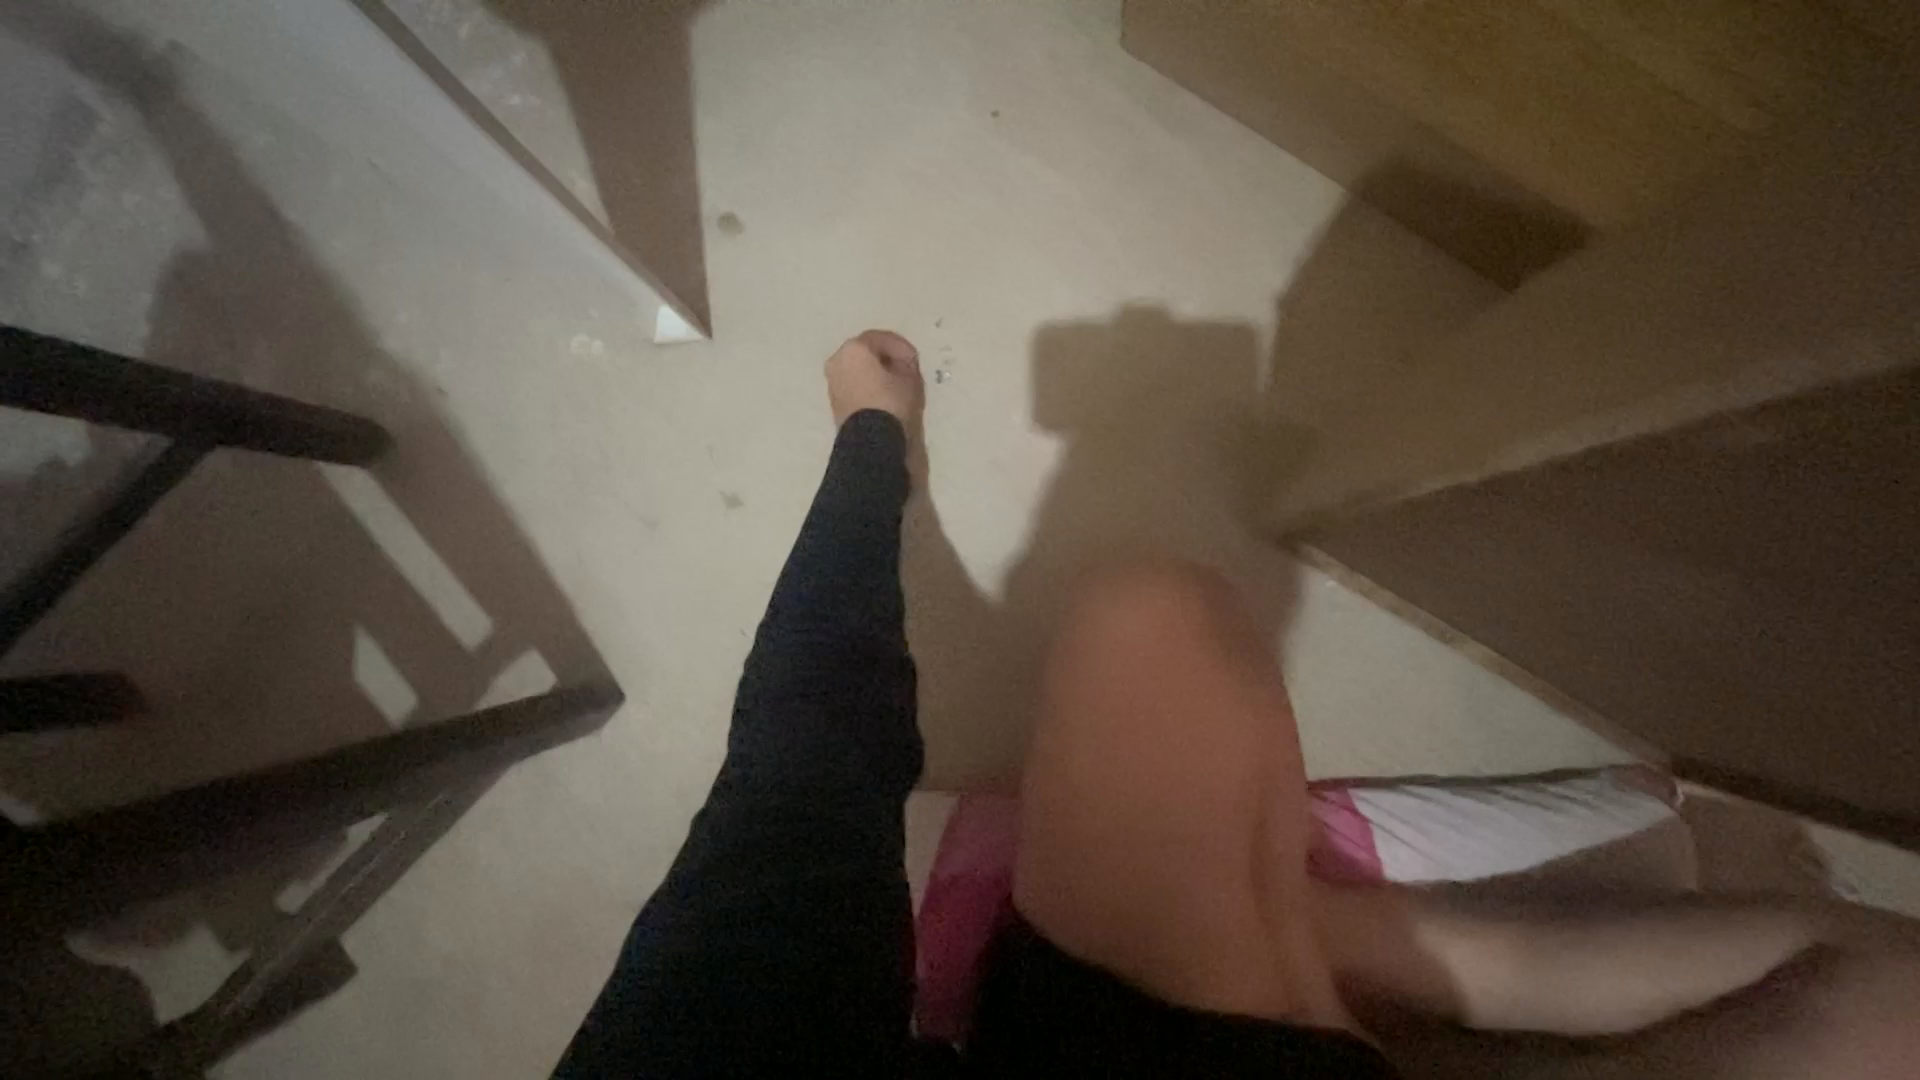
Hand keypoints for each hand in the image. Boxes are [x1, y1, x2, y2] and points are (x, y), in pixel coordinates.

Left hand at [826, 330, 923, 429]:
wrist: (870, 440)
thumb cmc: (890, 402)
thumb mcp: (909, 381)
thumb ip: (907, 366)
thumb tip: (902, 365)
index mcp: (854, 349)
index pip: (880, 338)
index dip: (901, 346)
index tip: (914, 359)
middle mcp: (838, 360)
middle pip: (865, 352)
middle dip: (885, 358)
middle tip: (904, 369)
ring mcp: (833, 382)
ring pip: (857, 369)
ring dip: (875, 373)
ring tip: (895, 384)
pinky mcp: (834, 401)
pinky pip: (854, 385)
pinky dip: (867, 385)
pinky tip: (882, 396)